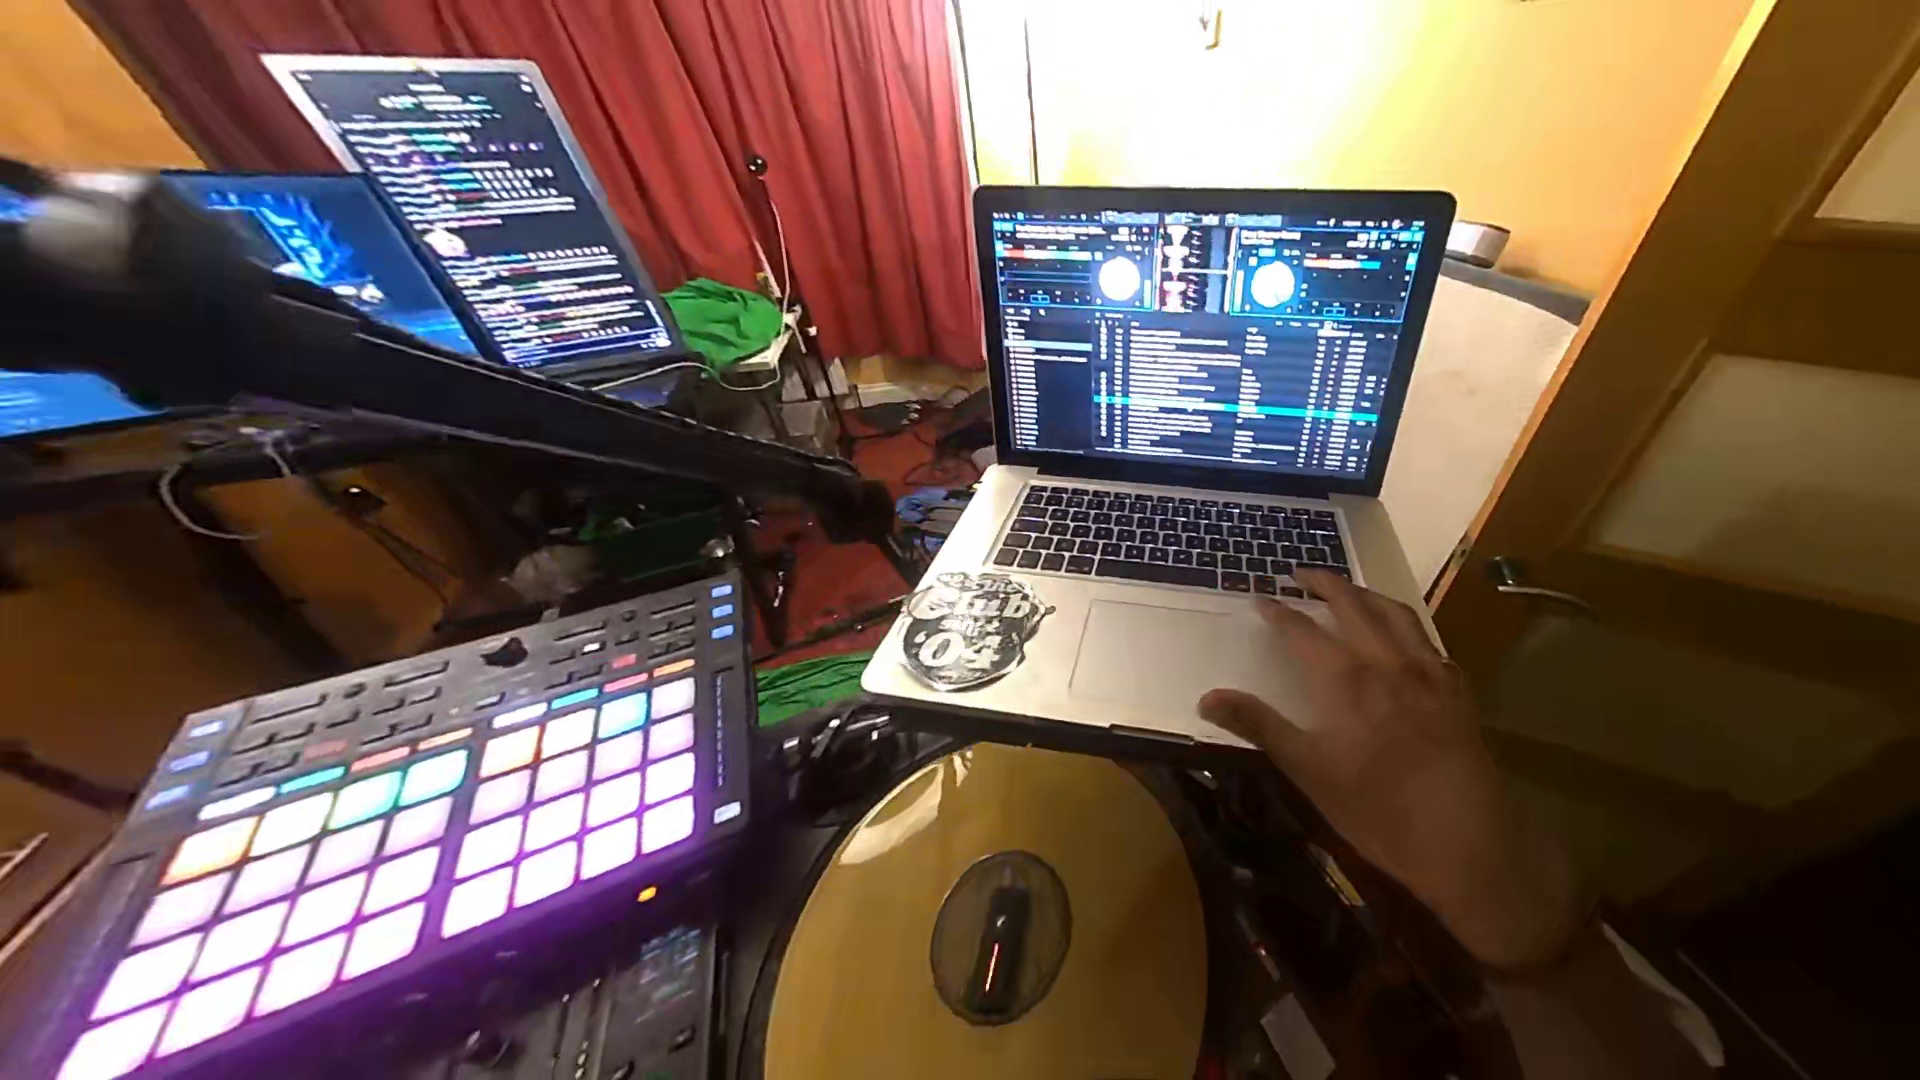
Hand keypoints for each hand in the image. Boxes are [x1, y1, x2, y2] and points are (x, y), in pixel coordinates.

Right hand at [1199, 569, 1581, 970]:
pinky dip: (1404, 623)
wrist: (1474, 852)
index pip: (1302, 630)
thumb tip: (1206, 697)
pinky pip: (1427, 641)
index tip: (1259, 598)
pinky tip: (1398, 636)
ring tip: (1345, 589)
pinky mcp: (1458, 693)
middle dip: (1324, 583)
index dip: (1278, 612)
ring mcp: (1430, 675)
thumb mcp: (1308, 771)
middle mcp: (1389, 664)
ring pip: (1396, 614)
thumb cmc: (1379, 812)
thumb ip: (1259, 725)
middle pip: (1353, 606)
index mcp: (1347, 681)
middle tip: (1299, 573)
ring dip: (1365, 593)